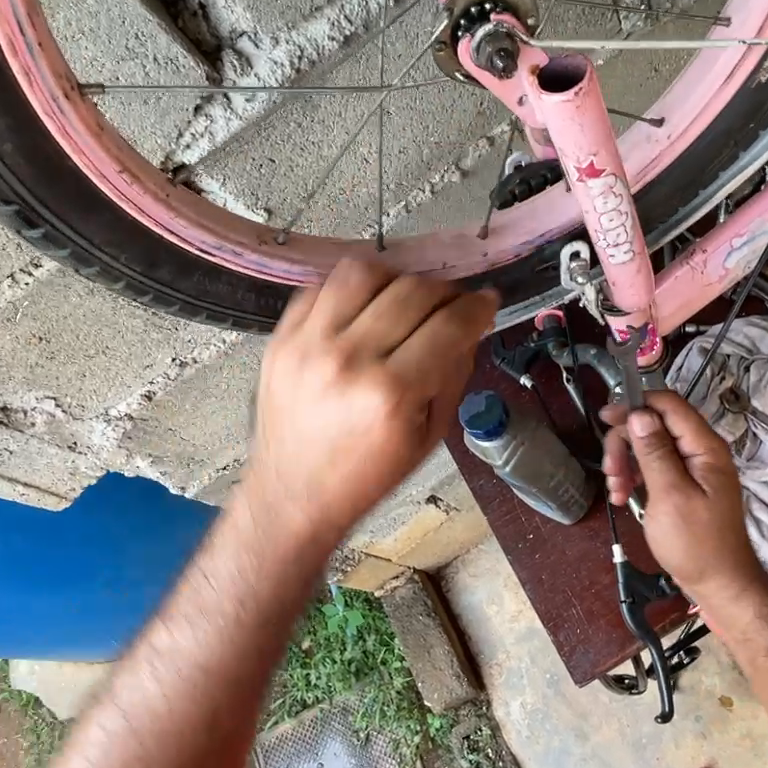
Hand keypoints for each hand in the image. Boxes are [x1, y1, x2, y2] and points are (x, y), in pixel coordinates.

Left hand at [242, 258, 498, 544]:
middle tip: (451, 307)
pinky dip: (353, 289)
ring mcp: (308, 343)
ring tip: (405, 301)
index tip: (486, 303)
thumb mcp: (430, 434)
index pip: (449, 324)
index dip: (477, 307)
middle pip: (412, 291)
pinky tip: (366, 309)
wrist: (294, 494)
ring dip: (397, 280)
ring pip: (365, 273)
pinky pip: (323, 285)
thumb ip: (454, 371)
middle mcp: (348, 360)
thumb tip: (471, 324)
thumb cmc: (368, 475)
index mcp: (391, 394)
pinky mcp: (282, 336)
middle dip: (445, 293)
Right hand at [600, 392, 764, 600]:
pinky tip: (623, 497)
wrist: (718, 584)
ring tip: (616, 492)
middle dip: (626, 443)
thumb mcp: (670, 496)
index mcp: (704, 447)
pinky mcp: (682, 485)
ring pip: (649, 446)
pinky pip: (654, 467)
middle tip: (611, 473)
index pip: (669, 404)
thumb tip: (639, 414)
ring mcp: (692, 468)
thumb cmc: (696, 544)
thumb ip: (655, 452)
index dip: (636, 405)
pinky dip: (635, 478)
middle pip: (654, 424)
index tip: (605, 420)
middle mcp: (700, 451)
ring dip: (626, 463)